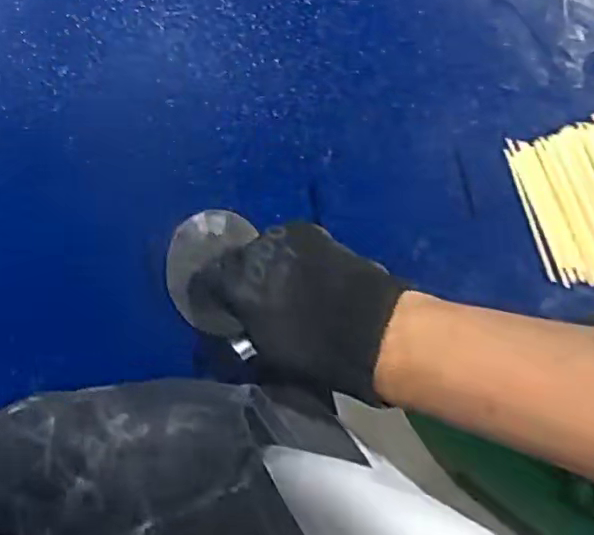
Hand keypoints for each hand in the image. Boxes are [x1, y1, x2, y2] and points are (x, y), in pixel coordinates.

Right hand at [190, 222, 409, 402]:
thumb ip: (246, 344)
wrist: (387, 336)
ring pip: (265, 251)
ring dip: (272, 266)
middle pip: (235, 262)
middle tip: (262, 301)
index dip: (214, 298)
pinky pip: (294, 245)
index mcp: (231, 282)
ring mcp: (279, 238)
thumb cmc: (325, 356)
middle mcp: (246, 253)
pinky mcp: (310, 232)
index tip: (225, 311)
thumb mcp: (274, 361)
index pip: (205, 282)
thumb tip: (233, 343)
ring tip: (293, 289)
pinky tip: (315, 279)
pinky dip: (299, 259)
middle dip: (244, 278)